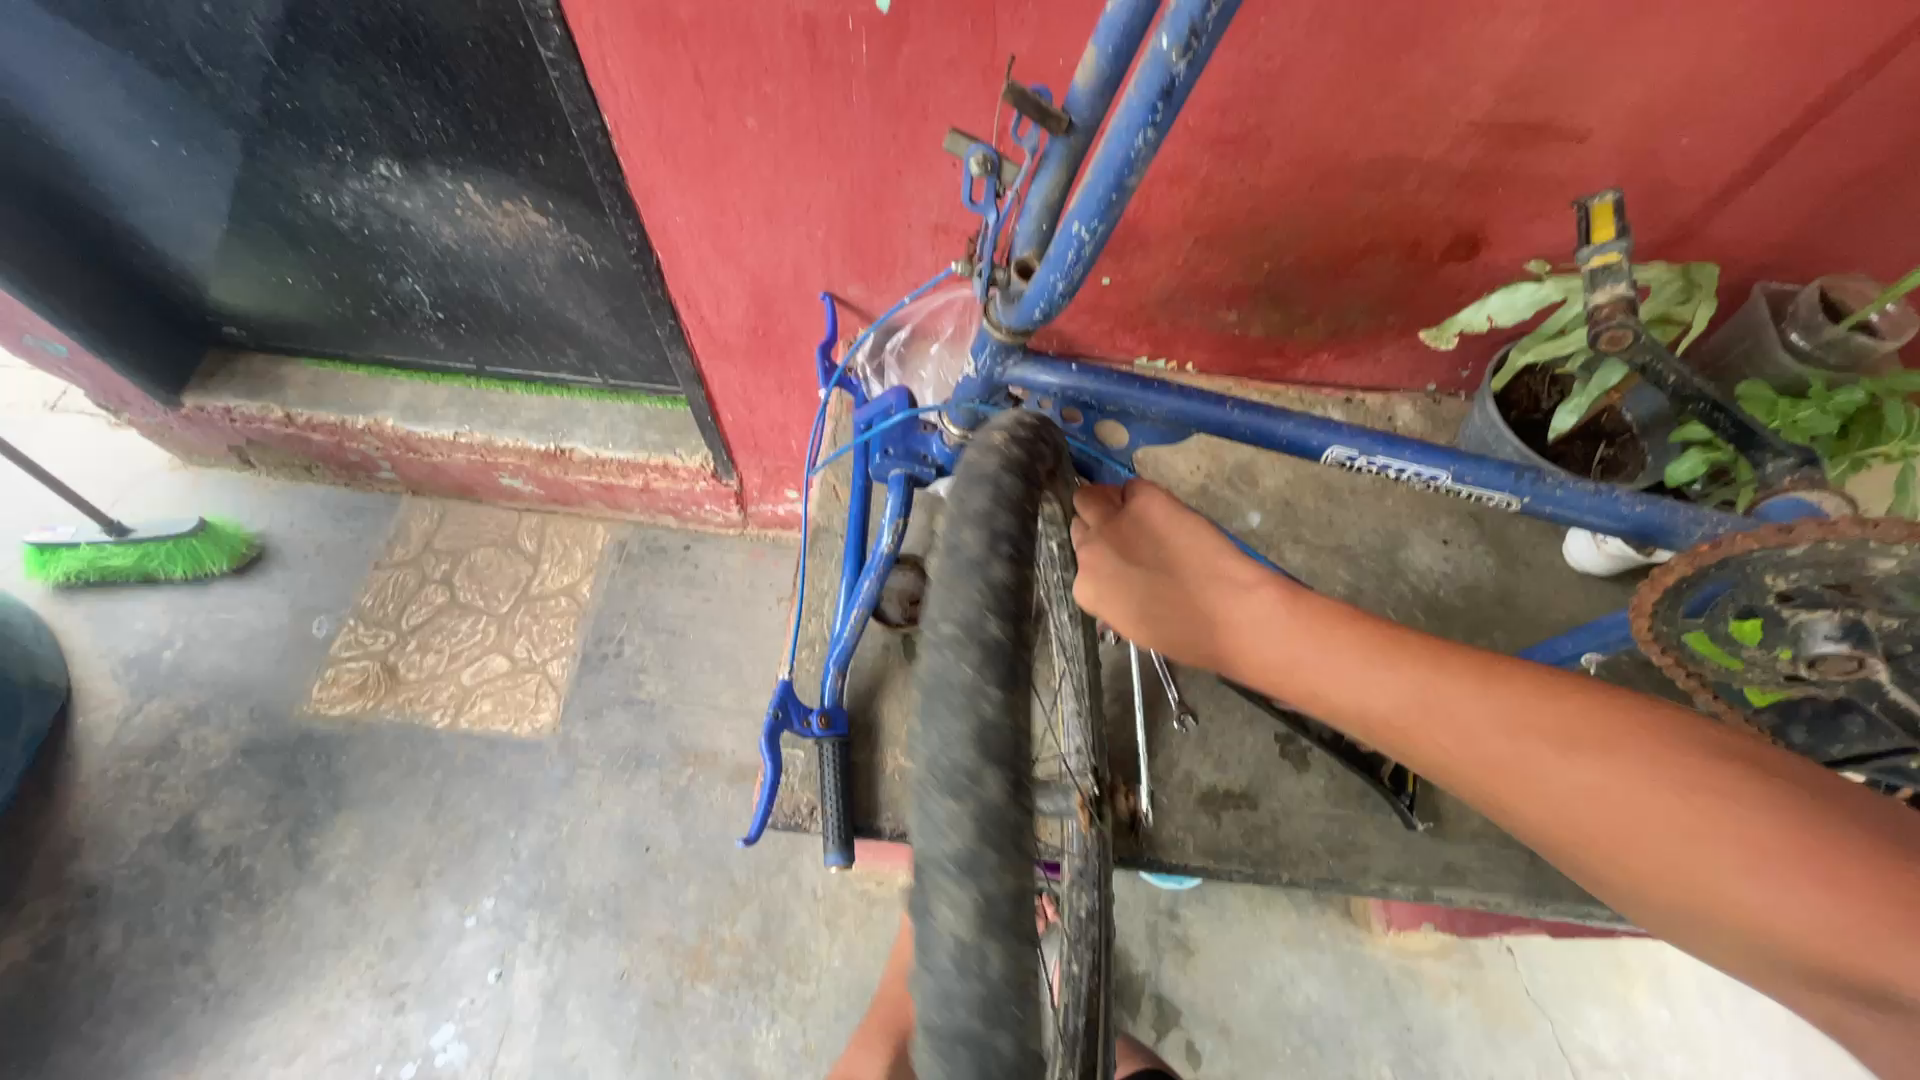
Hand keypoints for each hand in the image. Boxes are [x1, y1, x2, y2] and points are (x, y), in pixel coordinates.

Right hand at [1070, 479, 1292, 675]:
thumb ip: (1112, 597)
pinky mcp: (1144, 499)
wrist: (1226, 611)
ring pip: (1092, 496)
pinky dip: (1142, 495)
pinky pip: (1132, 486)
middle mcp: (1089, 551)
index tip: (1117, 561)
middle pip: (1080, 523)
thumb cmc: (1186, 633)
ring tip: (1138, 516)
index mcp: (1085, 589)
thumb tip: (1116, 585)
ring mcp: (1113, 521)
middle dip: (1097, 527)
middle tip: (1124, 534)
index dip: (1099, 558)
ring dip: (1108, 502)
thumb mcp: (1132, 625)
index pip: (1080, 561)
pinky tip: (1162, 510)